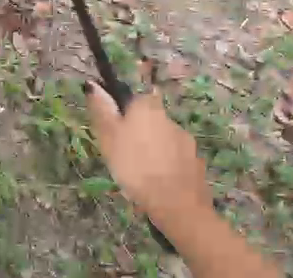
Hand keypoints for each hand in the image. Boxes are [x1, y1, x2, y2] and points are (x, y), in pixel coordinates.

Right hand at [86, 85, 212, 229]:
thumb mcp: (107, 136)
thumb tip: (93, 85)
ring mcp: (188, 145)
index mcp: (148, 108)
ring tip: (142, 169)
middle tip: (124, 149)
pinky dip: (168, 165)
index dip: (126, 108)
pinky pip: (178, 159)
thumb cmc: (135, 165)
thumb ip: (101, 109)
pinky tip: (159, 181)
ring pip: (165, 140)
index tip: (116, 123)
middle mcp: (171, 120)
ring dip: (155, 148)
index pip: (137, 97)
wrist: (178, 208)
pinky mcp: (199, 167)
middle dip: (140, 130)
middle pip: (151, 119)